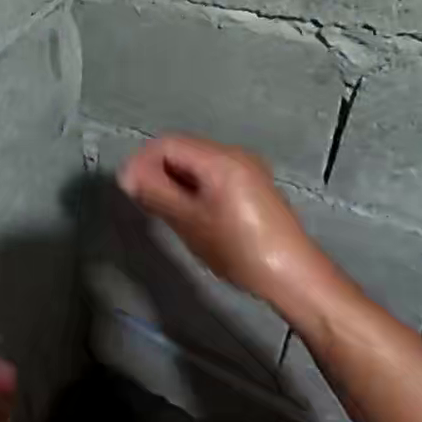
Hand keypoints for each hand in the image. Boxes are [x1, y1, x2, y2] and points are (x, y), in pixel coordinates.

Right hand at [117, 134, 323, 302]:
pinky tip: (188, 211)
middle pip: (182, 149)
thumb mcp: (190, 223)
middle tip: (139, 198)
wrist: (295, 277)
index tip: (126, 188)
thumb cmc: (239, 249)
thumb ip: (156, 193)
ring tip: (160, 207)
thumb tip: (127, 175)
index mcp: (220, 159)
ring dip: (173, 178)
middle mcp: (234, 154)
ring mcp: (247, 168)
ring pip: (196, 162)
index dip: (141, 161)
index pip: (167, 144)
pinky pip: (212, 173)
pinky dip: (192, 185)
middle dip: (156, 169)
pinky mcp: (253, 185)